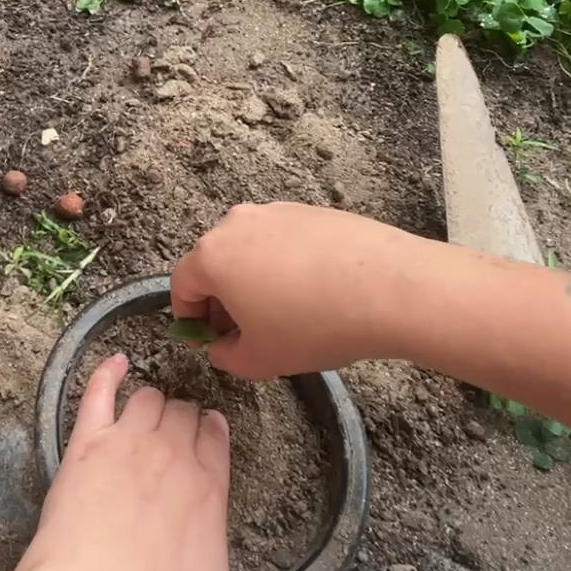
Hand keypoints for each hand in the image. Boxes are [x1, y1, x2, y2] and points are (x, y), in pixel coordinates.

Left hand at [0, 354, 235, 570]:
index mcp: (209, 489)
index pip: (216, 437)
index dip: (211, 429)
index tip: (207, 428)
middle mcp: (173, 454)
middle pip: (183, 412)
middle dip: (181, 415)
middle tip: (173, 427)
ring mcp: (129, 441)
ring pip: (148, 398)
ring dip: (152, 400)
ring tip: (148, 407)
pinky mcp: (88, 440)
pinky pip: (100, 390)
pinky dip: (108, 371)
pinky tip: (115, 363)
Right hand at [171, 202, 445, 377]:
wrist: (389, 288)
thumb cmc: (314, 324)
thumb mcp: (261, 359)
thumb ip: (227, 357)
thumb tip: (222, 348)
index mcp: (211, 256)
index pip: (181, 285)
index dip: (189, 317)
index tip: (206, 338)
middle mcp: (234, 224)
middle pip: (214, 264)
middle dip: (222, 299)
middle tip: (244, 332)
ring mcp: (273, 212)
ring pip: (249, 250)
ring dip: (254, 280)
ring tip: (286, 313)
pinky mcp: (307, 210)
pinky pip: (283, 240)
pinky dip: (286, 264)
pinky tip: (315, 292)